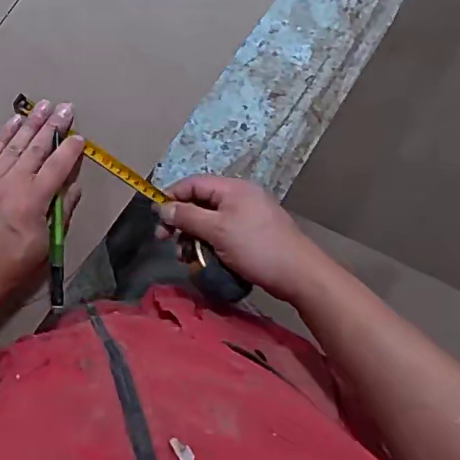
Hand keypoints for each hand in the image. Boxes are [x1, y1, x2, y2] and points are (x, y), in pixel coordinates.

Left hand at [0, 100, 84, 309]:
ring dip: (31, 123)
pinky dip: (4, 135)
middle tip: (66, 107)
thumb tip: (73, 186)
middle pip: (36, 149)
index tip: (80, 136)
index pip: (56, 168)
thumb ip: (61, 212)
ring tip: (44, 105)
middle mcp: (10, 185)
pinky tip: (14, 121)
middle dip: (53, 126)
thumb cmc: (10, 267)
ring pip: (14, 144)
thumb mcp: (45, 246)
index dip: (70, 150)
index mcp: (31, 202)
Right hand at [154, 175, 336, 304]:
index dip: (171, 197)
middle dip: (181, 221)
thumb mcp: (217, 231)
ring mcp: (249, 215)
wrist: (302, 276)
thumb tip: (162, 207)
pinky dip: (209, 243)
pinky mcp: (254, 234)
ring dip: (193, 236)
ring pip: (210, 220)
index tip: (158, 218)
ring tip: (185, 256)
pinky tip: (204, 259)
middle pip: (200, 202)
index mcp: (233, 188)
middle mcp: (240, 196)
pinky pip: (223, 232)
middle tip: (166, 240)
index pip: (193, 184)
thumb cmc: (257, 248)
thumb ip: (187, 216)